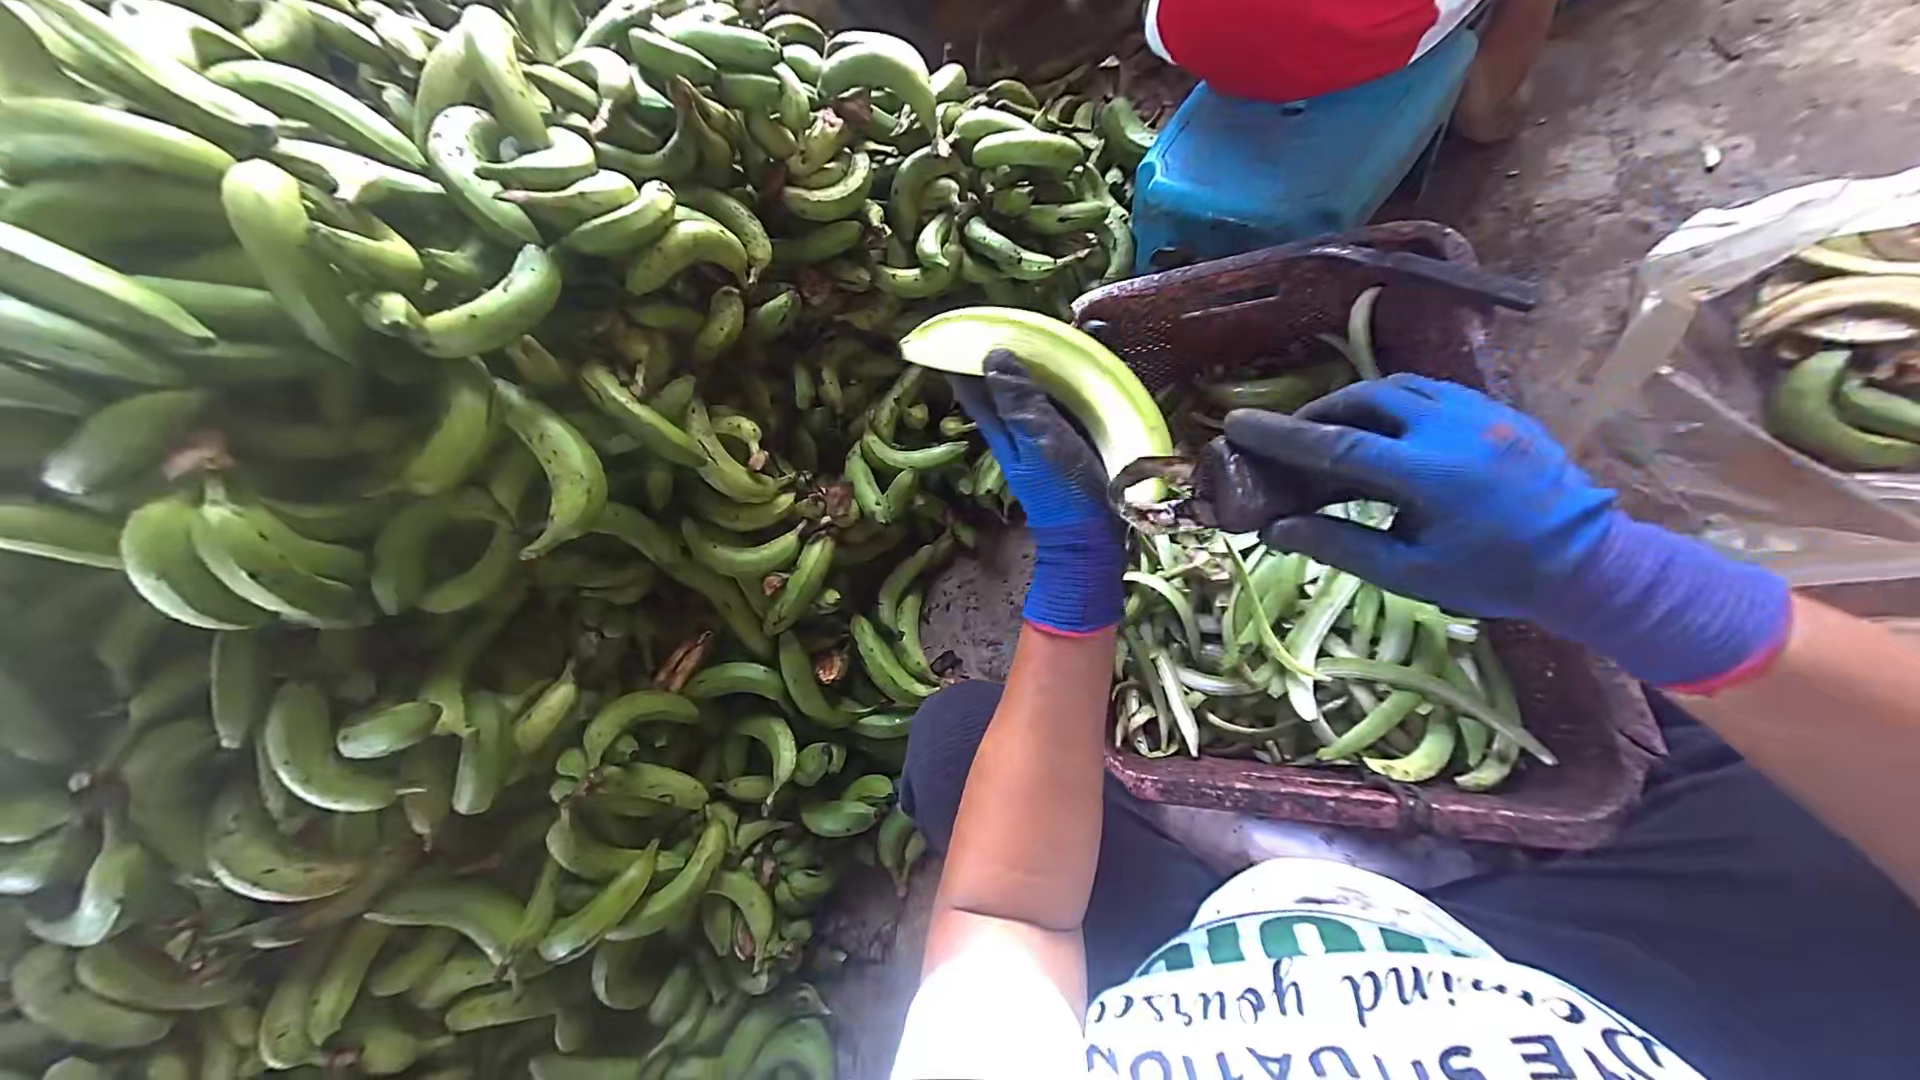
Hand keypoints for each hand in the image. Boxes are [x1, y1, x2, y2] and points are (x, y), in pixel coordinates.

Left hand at [950, 350, 1124, 634]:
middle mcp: (1016, 421)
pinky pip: (1061, 393)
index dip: (960, 352)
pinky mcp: (1068, 431)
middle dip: (1005, 345)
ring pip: (1033, 380)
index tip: (957, 324)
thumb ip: (1018, 401)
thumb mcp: (1040, 441)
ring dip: (1040, 355)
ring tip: (1049, 326)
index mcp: (1001, 423)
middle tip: (1011, 315)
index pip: (969, 380)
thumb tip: (992, 354)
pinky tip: (1079, 358)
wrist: (1091, 531)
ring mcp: (1042, 426)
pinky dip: (1066, 373)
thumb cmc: (1063, 489)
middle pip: (1002, 375)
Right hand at [1223, 374, 1791, 689]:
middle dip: (1316, 414)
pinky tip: (1382, 429)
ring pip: (1396, 387)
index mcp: (1430, 475)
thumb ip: (1339, 545)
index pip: (1336, 445)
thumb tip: (1275, 530)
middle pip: (1363, 401)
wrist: (1591, 562)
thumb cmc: (1492, 575)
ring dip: (1353, 404)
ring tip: (1332, 431)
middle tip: (1290, 438)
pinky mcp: (1496, 410)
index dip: (1281, 435)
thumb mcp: (1409, 573)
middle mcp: (1452, 430)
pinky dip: (1390, 402)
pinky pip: (1428, 391)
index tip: (1238, 425)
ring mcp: (1480, 413)